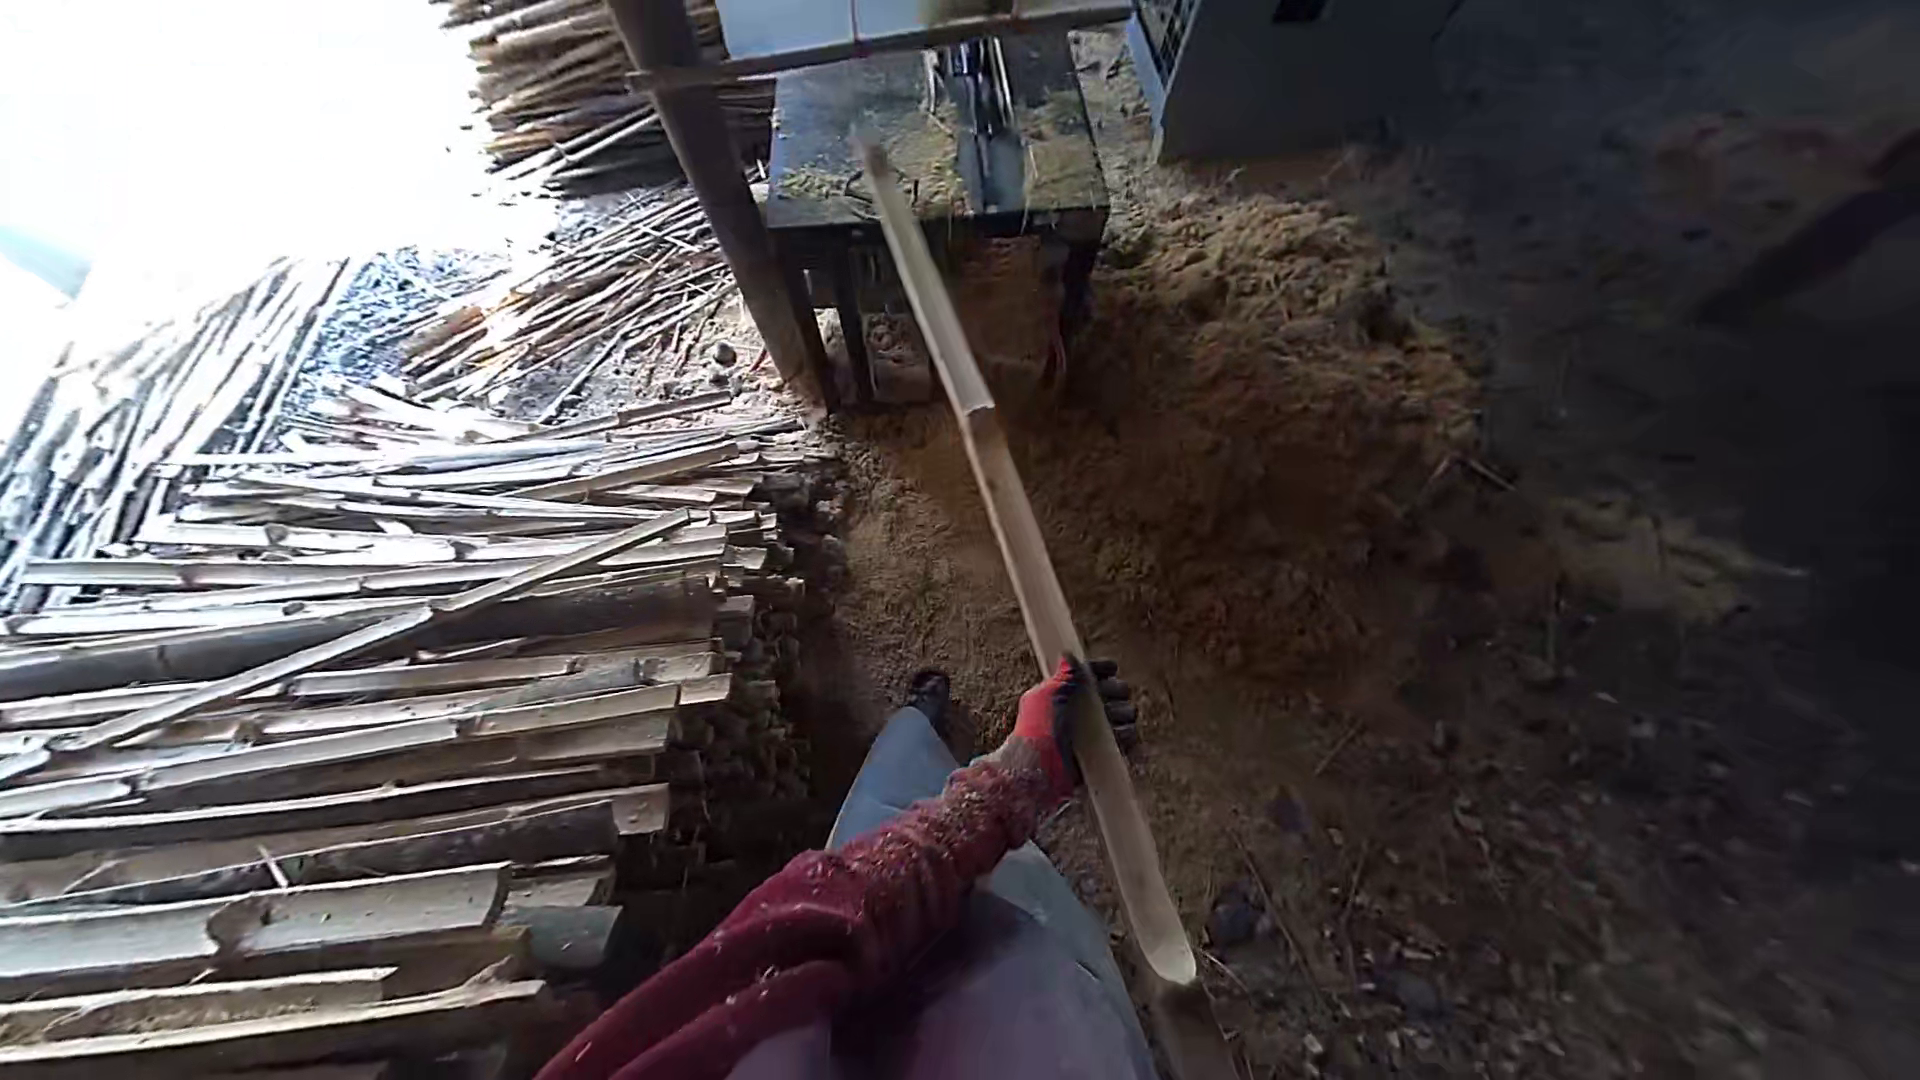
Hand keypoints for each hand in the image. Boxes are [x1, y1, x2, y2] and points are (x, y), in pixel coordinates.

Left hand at [1001, 655, 1136, 797]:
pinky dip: (1128, 736)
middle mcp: (1083, 709)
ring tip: (1112, 718)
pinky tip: (1121, 734)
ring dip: (1122, 713)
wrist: (1039, 768)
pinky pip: (1127, 739)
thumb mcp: (1047, 696)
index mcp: (1066, 692)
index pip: (1090, 675)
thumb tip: (1069, 653)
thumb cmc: (1038, 729)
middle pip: (1113, 692)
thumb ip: (1063, 676)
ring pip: (1124, 714)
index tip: (1111, 669)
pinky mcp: (1104, 751)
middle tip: (1112, 695)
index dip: (1102, 670)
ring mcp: (1095, 730)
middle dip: (1116, 690)